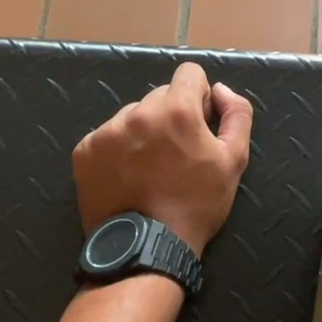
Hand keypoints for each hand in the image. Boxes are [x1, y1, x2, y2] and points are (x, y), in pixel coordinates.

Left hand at [71, 62, 252, 253]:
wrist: (146, 249)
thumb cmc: (197, 204)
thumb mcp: (234, 160)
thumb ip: (237, 113)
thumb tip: (219, 89)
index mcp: (176, 110)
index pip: (189, 73)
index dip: (199, 96)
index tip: (199, 123)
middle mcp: (138, 112)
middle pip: (161, 96)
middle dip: (171, 115)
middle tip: (176, 153)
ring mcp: (107, 131)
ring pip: (133, 115)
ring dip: (144, 131)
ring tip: (149, 168)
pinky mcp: (84, 151)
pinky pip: (108, 136)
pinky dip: (118, 149)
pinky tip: (127, 176)